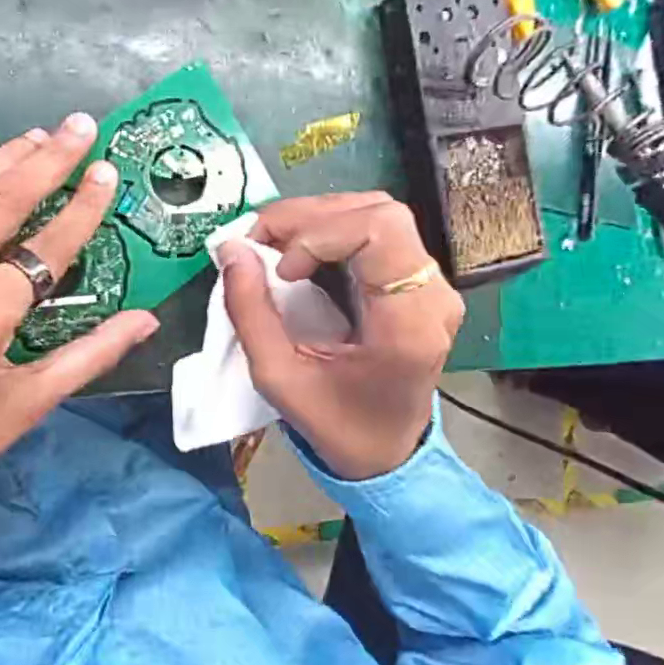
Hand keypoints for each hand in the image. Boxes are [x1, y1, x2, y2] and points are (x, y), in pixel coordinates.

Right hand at [218, 193, 464, 479]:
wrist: (386, 453)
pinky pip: (376, 231)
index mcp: (407, 324)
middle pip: (378, 211)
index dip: (318, 234)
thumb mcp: (277, 377)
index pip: (379, 230)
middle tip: (258, 242)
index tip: (280, 269)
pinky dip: (328, 228)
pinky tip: (296, 250)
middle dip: (308, 217)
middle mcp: (432, 294)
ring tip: (272, 244)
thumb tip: (231, 250)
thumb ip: (250, 312)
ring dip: (315, 218)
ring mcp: (431, 285)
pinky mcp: (417, 282)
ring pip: (376, 212)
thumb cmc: (334, 424)